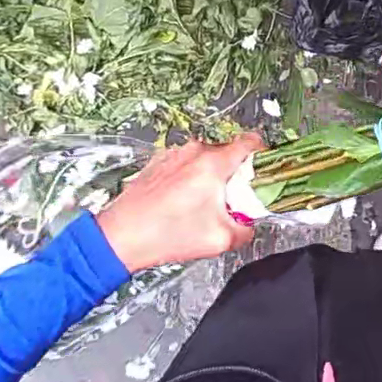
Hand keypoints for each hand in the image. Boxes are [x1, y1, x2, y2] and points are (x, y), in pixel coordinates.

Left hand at [97, 135, 260, 271]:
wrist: (118, 238)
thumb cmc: (167, 236)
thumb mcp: (219, 240)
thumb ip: (247, 229)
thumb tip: (252, 223)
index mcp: (214, 163)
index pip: (252, 142)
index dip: (264, 154)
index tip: (263, 171)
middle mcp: (195, 151)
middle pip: (230, 152)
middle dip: (236, 173)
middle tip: (232, 198)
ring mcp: (174, 154)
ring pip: (207, 158)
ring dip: (212, 175)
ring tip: (203, 202)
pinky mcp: (158, 161)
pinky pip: (186, 163)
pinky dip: (191, 176)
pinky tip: (182, 201)